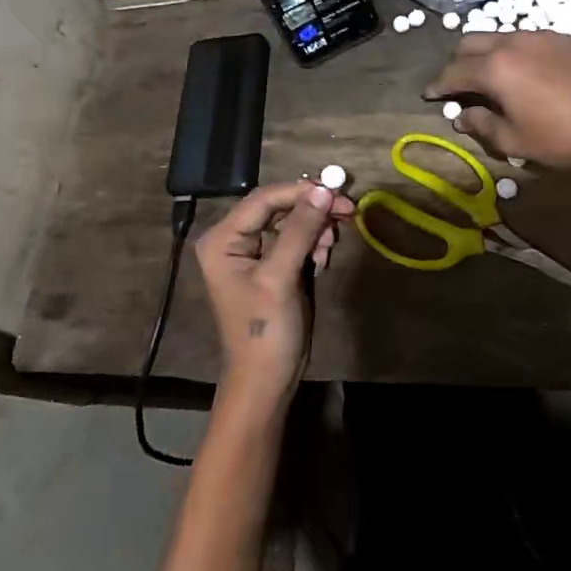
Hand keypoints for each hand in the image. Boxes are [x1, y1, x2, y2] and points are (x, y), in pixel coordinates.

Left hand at [193, 181, 354, 403]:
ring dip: (316, 228)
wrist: (266, 379)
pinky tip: (323, 259)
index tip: (337, 191)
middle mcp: (234, 240)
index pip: (264, 199)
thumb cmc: (264, 331)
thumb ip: (300, 231)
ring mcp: (253, 253)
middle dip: (313, 209)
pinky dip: (314, 243)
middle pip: (279, 208)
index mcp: (223, 239)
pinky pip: (296, 240)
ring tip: (330, 247)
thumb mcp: (280, 278)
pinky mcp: (272, 266)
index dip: (301, 191)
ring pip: (291, 222)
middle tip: (348, 211)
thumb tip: (324, 191)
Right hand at [425, 32, 570, 184]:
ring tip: (489, 82)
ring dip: (486, 55)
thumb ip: (482, 125)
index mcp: (496, 67)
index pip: (454, 72)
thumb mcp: (516, 142)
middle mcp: (516, 41)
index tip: (428, 96)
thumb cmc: (569, 141)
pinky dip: (512, 53)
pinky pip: (527, 39)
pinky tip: (523, 76)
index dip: (437, 86)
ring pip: (501, 36)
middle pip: (471, 42)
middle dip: (457, 63)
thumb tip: (462, 116)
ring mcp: (546, 35)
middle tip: (456, 88)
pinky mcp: (570, 39)